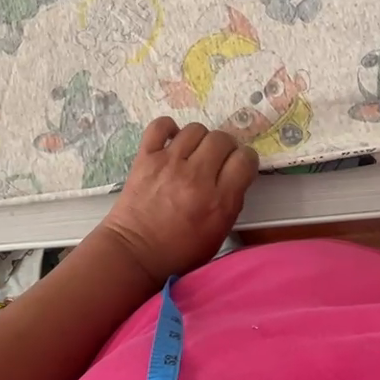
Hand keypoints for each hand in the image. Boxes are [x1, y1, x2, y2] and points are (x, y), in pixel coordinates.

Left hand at [96, 118, 257, 284]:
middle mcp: (196, 177)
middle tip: (217, 159)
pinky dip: (168, 128)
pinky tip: (172, 141)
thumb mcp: (218, 234)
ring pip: (195, 129)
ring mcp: (169, 163)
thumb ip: (230, 201)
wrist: (134, 253)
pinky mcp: (145, 157)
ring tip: (194, 152)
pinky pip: (160, 126)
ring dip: (199, 139)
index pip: (245, 159)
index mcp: (219, 201)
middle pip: (222, 139)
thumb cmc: (179, 252)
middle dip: (225, 147)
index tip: (238, 165)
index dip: (245, 160)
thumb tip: (234, 174)